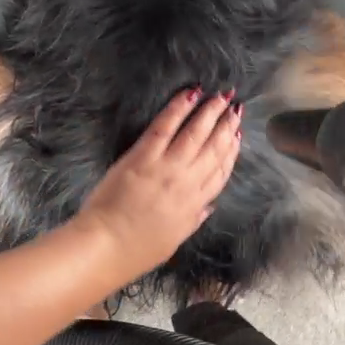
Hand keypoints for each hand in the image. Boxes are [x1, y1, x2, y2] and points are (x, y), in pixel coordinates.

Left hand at [72, 88, 242, 273]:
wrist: (106, 246)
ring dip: (211, 111)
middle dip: (227, 125)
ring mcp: (166, 167)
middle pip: (214, 149)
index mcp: (195, 205)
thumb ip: (193, 219)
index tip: (238, 135)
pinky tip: (190, 93)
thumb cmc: (135, 250)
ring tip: (222, 95)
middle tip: (236, 106)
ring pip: (195, 133)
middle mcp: (187, 183)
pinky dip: (179, 108)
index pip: (221, 173)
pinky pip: (165, 126)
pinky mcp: (143, 157)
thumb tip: (208, 206)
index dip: (231, 152)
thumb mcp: (173, 240)